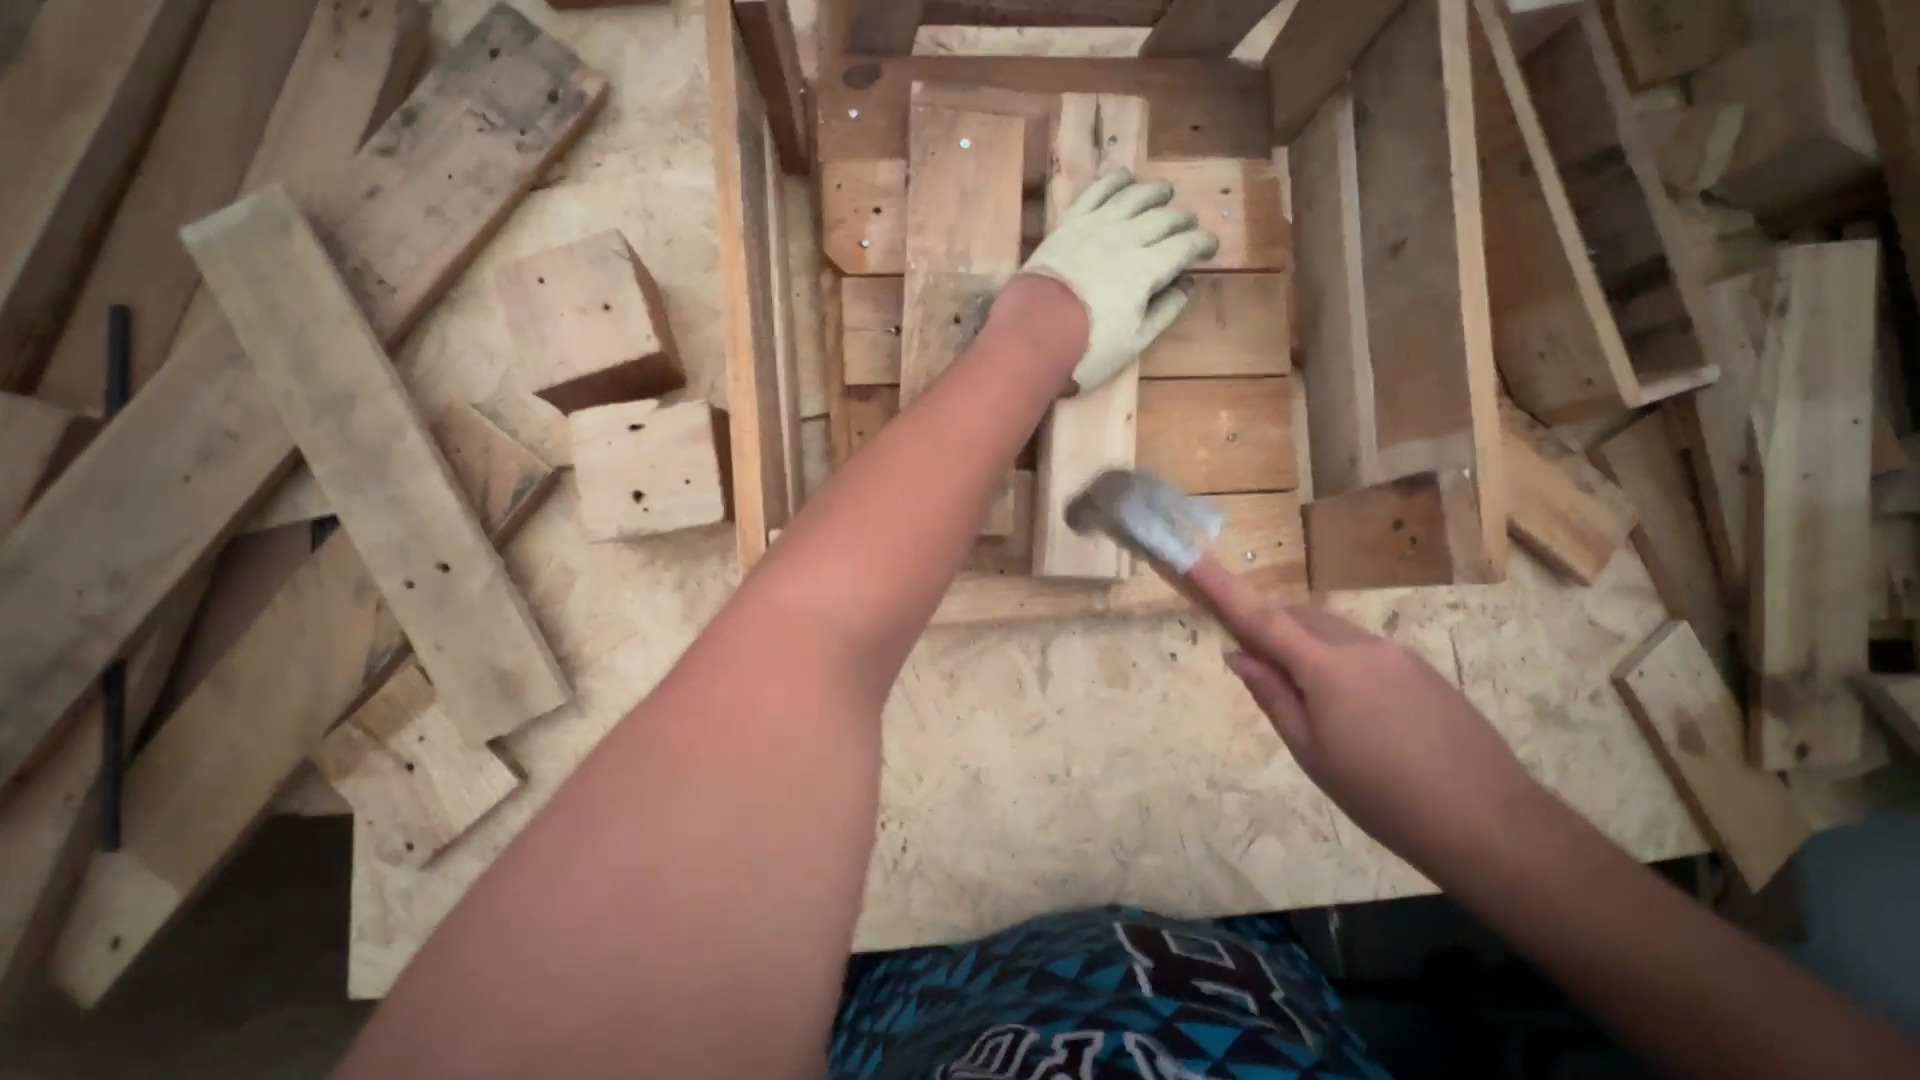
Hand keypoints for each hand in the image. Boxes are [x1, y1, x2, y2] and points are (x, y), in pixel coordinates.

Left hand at [1018, 170, 1218, 391]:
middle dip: (1181, 220)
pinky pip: (1095, 193)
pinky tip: (1123, 177)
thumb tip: (1185, 287)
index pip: (1185, 245)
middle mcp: (1125, 239)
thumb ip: (1164, 312)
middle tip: (1188, 225)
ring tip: (1164, 193)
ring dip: (1153, 193)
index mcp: (1146, 269)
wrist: (1030, 336)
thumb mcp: (1134, 342)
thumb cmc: (1086, 348)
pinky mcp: (1068, 225)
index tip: (1210, 248)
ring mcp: (1094, 227)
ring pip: (1132, 197)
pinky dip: (1113, 182)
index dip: (1202, 244)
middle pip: (1162, 218)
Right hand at [1186, 561, 1549, 876]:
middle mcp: (1362, 645)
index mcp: (1326, 667)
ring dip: (1306, 649)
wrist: (1488, 820)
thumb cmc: (1382, 796)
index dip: (1222, 588)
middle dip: (1270, 630)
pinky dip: (1340, 664)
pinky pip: (1365, 651)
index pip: (1261, 618)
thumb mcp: (1312, 754)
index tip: (1192, 557)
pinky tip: (1358, 717)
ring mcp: (1398, 654)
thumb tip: (1238, 655)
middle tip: (1258, 673)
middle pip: (1299, 618)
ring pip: (1334, 633)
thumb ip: (1272, 697)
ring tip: (1314, 709)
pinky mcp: (1423, 671)